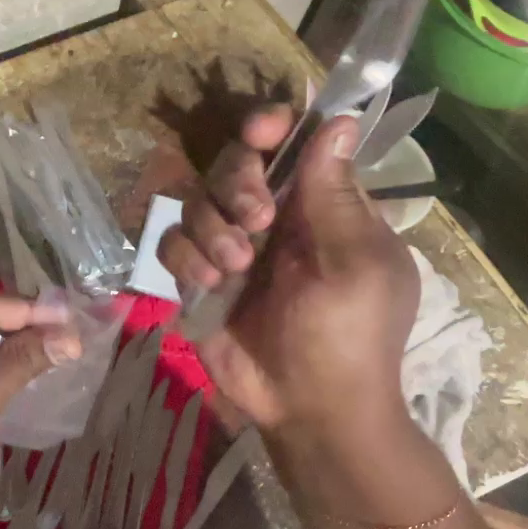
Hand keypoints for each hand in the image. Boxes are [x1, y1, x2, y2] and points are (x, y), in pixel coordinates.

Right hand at [159, 107, 418, 437]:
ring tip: (235, 269)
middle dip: (238, 184)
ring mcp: (231, 247)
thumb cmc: (350, 337)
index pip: (293, 143)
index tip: (261, 131)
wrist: (308, 409)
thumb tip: (338, 119)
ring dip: (212, 229)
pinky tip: (209, 286)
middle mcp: (273, 217)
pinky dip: (185, 258)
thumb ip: (335, 195)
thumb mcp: (356, 265)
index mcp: (321, 206)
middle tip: (257, 223)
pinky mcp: (197, 276)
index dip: (273, 124)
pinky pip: (171, 242)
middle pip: (233, 163)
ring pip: (196, 200)